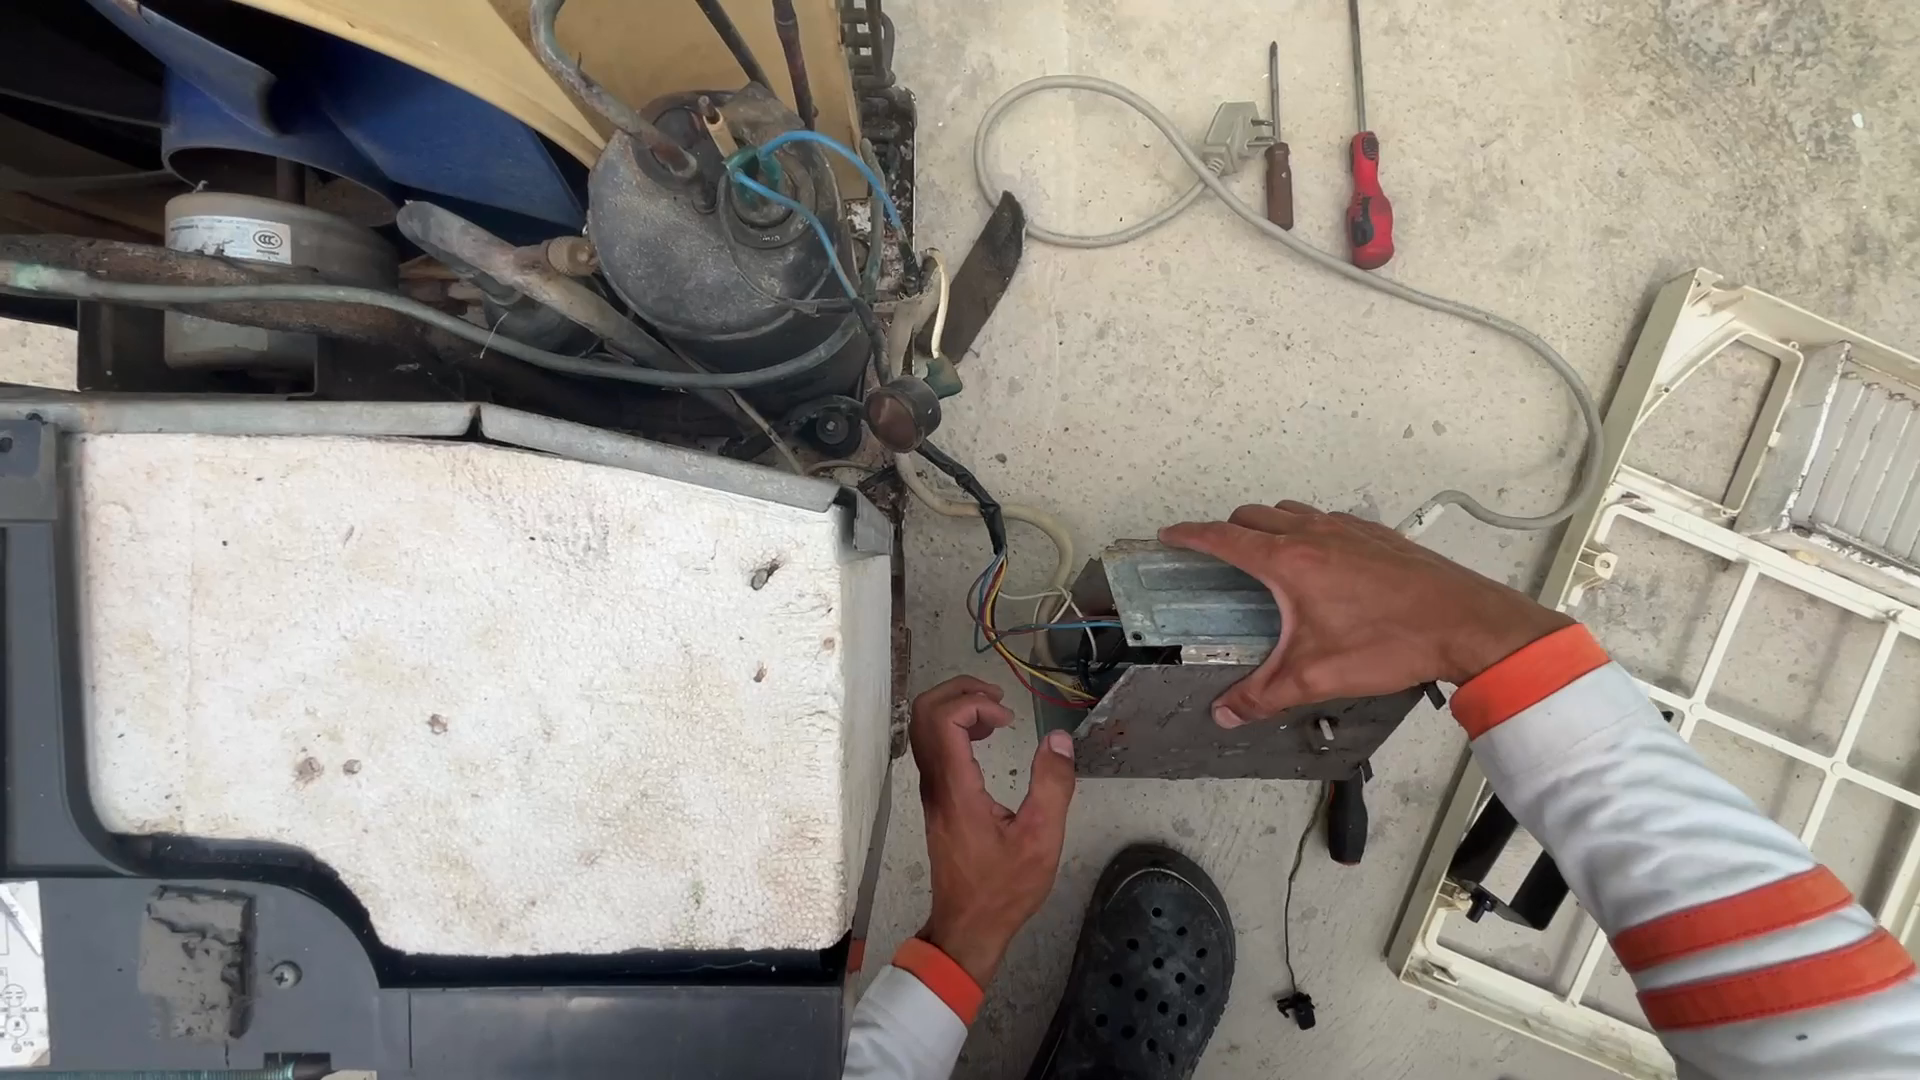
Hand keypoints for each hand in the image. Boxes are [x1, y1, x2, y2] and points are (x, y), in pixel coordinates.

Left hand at [909, 675, 1075, 986]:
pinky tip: (986, 736)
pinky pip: (933, 743)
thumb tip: (1059, 739)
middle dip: (960, 691)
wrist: (967, 927)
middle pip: (924, 711)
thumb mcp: (1041, 840)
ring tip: (997, 713)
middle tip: (999, 698)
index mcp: (955, 787)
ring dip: (957, 705)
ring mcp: (930, 788)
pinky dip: (956, 725)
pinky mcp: (936, 795)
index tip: (1009, 718)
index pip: (942, 718)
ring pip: (924, 725)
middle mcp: (934, 781)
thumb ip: (1052, 786)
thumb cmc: (1003, 888)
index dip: (974, 702)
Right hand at [1160, 501, 1571, 726]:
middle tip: (1219, 555)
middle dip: (1227, 529)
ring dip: (1268, 523)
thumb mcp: (1315, 675)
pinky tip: (1322, 556)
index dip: (1189, 534)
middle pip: (1252, 515)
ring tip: (1266, 553)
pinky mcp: (1377, 533)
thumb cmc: (1390, 642)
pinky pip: (1327, 516)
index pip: (1222, 538)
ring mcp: (1347, 528)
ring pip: (1289, 509)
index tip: (1169, 534)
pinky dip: (1308, 526)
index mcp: (1286, 560)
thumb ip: (1261, 695)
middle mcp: (1312, 533)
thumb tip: (1224, 714)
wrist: (1469, 625)